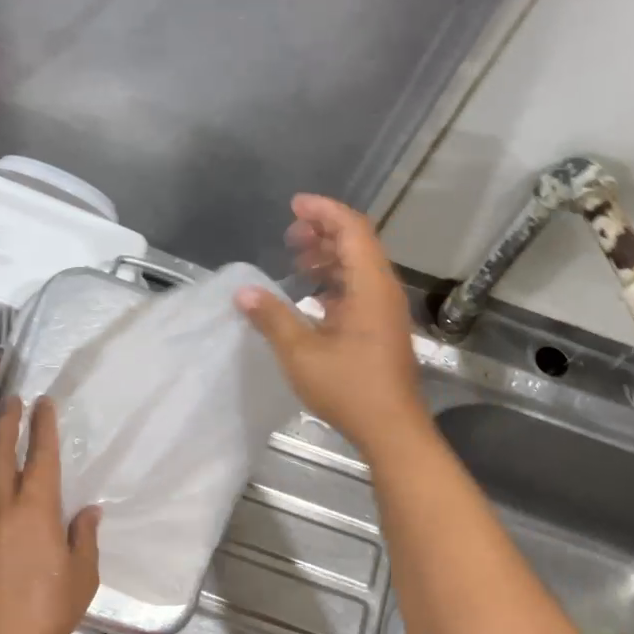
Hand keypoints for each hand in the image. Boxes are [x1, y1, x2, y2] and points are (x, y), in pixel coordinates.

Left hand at [0, 397, 99, 633]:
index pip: (40, 457)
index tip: (42, 403)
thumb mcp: (82, 577)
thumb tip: (87, 512)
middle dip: (5, 423)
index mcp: (35, 512)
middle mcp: (2, 509)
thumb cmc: (48, 612)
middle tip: (10, 400)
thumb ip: (84, 538)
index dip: (42, 427)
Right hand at [236, 194, 425, 457]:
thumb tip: (243, 292)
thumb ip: (272, 318)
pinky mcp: (379, 330)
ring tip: (296, 261)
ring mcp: (383, 311)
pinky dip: (333, 284)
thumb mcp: (301, 353)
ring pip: (357, 269)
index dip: (323, 212)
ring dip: (328, 259)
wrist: (390, 427)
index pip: (351, 230)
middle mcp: (382, 291)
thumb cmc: (348, 388)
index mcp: (369, 286)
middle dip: (323, 233)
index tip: (294, 206)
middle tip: (290, 234)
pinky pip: (357, 291)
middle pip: (356, 245)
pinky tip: (310, 297)